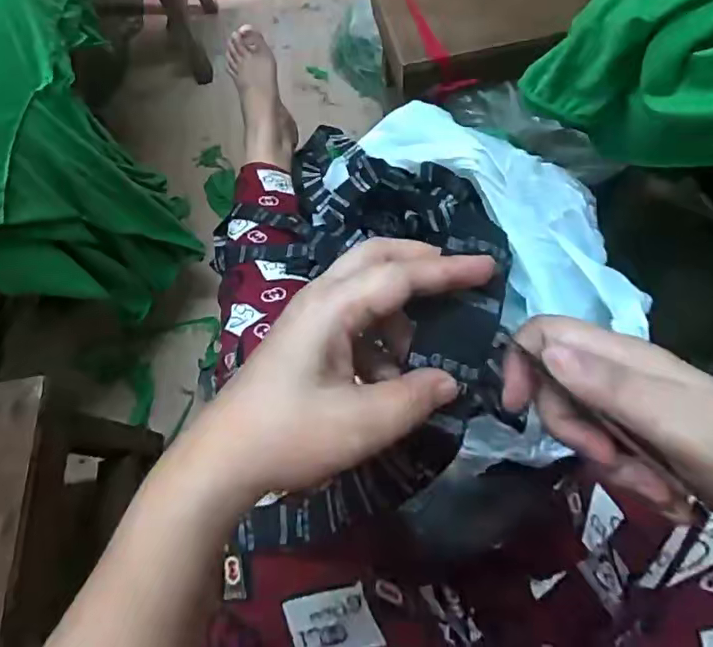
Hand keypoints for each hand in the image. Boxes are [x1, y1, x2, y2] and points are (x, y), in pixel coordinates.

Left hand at [174, 240, 494, 504]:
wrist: (224, 455)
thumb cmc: (291, 435)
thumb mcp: (362, 423)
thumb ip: (413, 397)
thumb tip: (450, 380)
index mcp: (332, 307)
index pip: (399, 274)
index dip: (446, 270)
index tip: (488, 266)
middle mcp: (319, 297)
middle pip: (375, 257)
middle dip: (419, 261)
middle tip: (460, 275)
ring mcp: (309, 314)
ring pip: (363, 286)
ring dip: (398, 306)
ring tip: (419, 351)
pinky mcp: (305, 335)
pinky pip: (352, 315)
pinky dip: (378, 332)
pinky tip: (387, 375)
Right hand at [503, 317, 712, 540]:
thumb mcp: (671, 421)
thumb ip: (605, 384)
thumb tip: (541, 347)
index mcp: (622, 354)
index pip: (544, 332)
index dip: (520, 362)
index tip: (518, 409)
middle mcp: (620, 374)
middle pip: (555, 383)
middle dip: (573, 429)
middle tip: (607, 459)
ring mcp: (635, 408)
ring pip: (582, 423)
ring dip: (608, 462)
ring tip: (657, 489)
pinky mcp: (648, 441)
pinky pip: (611, 452)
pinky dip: (630, 478)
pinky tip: (669, 497)